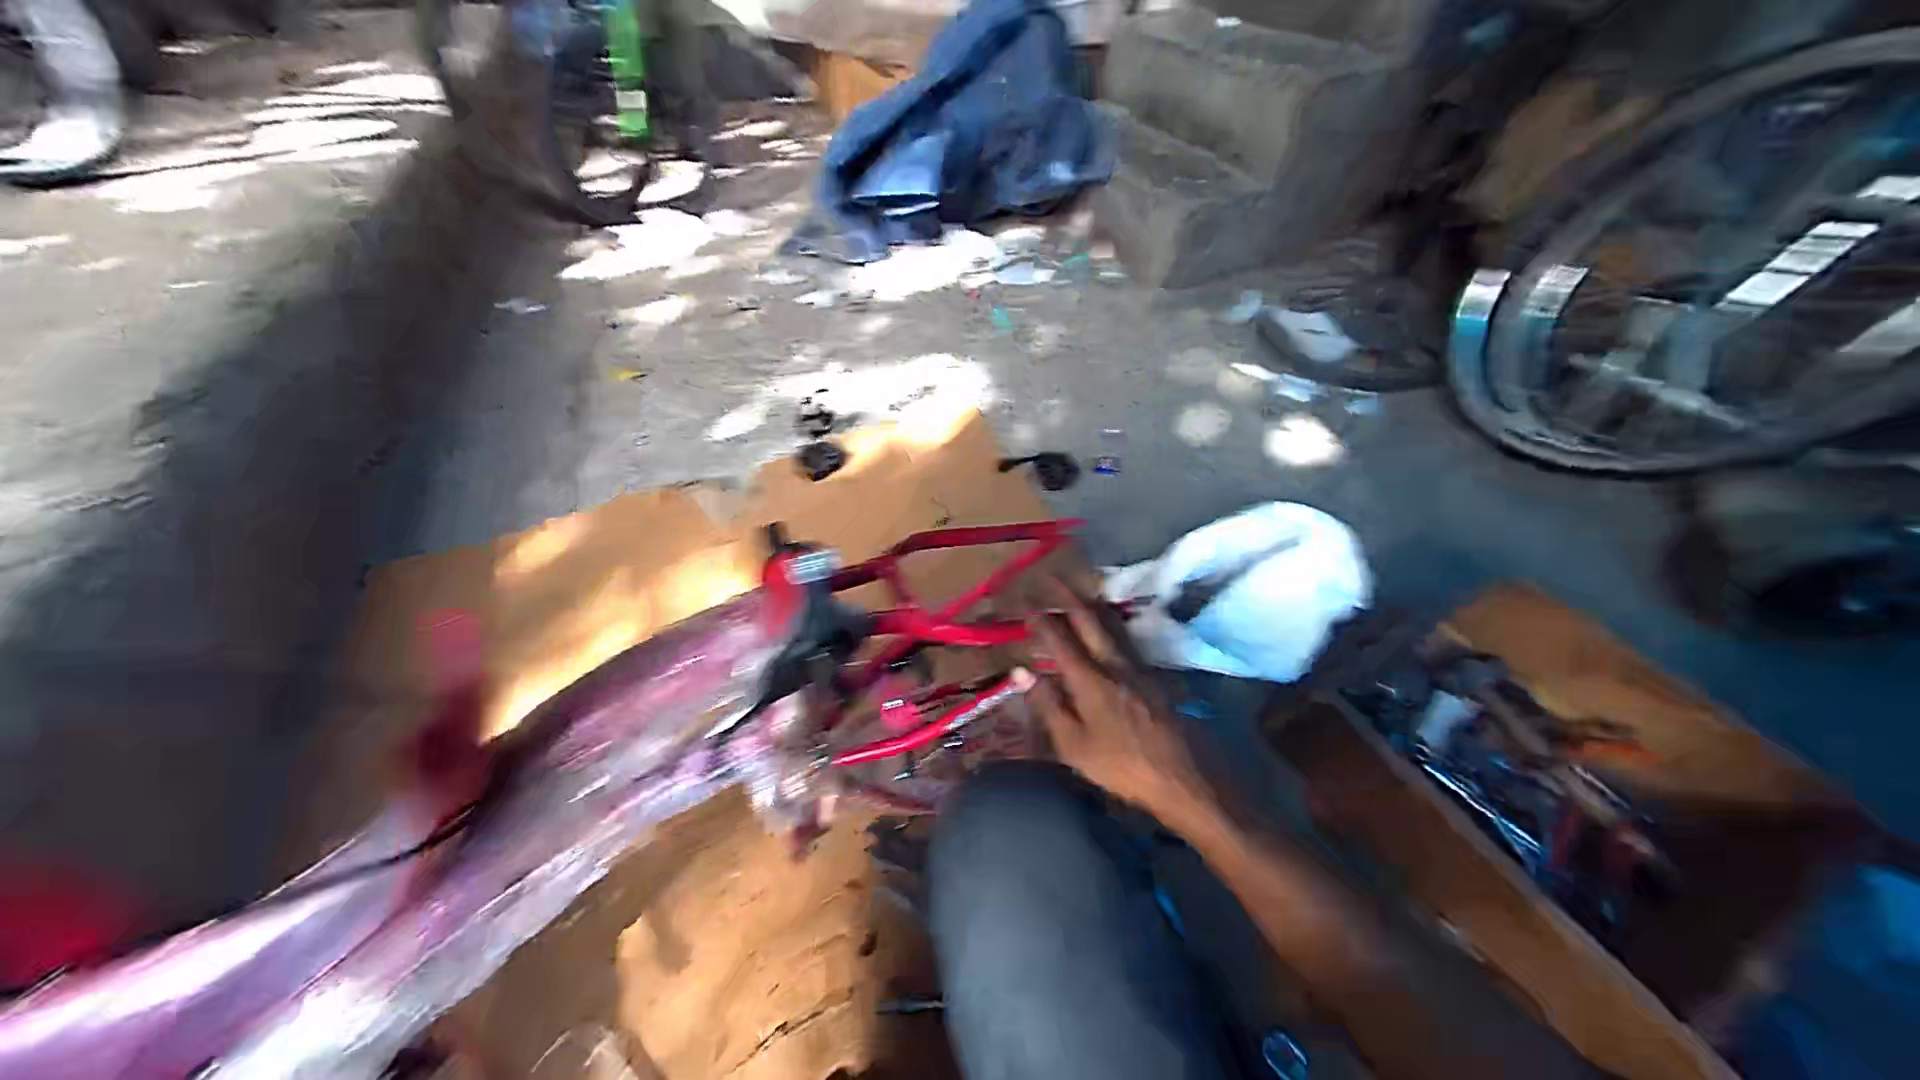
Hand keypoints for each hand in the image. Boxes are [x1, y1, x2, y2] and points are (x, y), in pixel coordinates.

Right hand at [1024, 580, 1217, 825]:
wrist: (1182, 776)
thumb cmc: (1120, 765)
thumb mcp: (1073, 743)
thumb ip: (1047, 704)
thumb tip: (1022, 671)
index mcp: (1090, 679)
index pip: (1059, 639)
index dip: (1040, 619)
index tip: (1025, 602)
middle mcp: (1114, 663)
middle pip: (1089, 620)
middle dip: (1067, 596)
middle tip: (1051, 578)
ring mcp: (1138, 668)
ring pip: (1111, 625)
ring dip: (1091, 605)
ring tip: (1078, 593)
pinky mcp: (1154, 677)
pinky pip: (1125, 639)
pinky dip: (1110, 624)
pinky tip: (1109, 629)